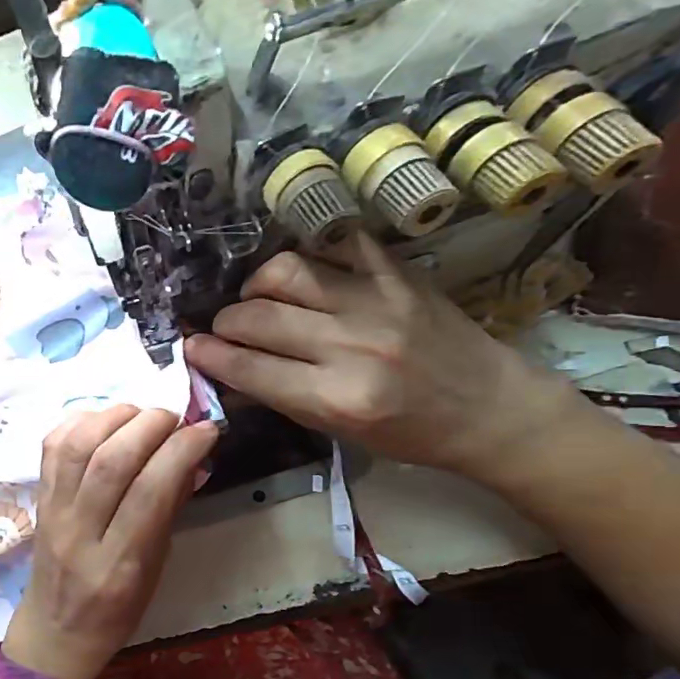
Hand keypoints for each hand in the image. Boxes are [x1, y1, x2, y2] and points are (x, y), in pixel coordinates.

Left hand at [4, 406, 218, 678]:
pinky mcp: (36, 498)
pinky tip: (105, 420)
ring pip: (76, 447)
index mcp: (119, 564)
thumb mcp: (156, 571)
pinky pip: (52, 446)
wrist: (54, 631)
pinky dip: (80, 421)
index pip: (149, 492)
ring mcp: (52, 513)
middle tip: (174, 416)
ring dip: (114, 417)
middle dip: (149, 425)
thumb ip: (170, 511)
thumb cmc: (116, 611)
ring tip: (141, 415)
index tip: (206, 430)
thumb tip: (192, 458)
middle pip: (110, 462)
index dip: (181, 451)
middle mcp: (79, 534)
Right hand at [183, 234, 590, 484]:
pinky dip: (311, 255)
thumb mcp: (339, 431)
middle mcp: (351, 347)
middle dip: (225, 322)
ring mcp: (376, 303)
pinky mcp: (398, 274)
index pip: (250, 368)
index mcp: (336, 399)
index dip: (209, 356)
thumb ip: (283, 397)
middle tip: (223, 328)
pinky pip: (338, 244)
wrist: (488, 409)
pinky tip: (304, 273)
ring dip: (256, 285)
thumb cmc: (411, 434)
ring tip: (258, 297)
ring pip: (286, 272)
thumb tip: (230, 370)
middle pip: (258, 318)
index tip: (190, 348)